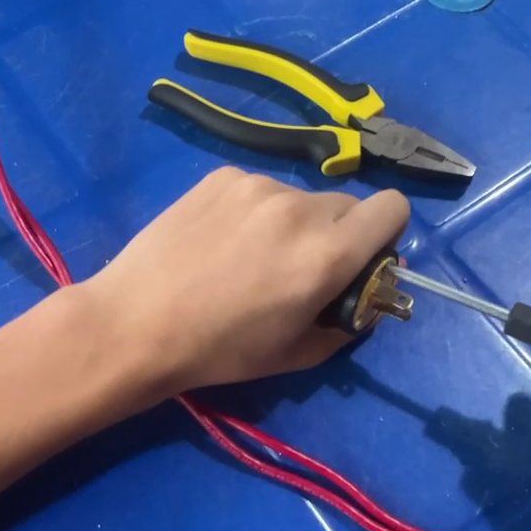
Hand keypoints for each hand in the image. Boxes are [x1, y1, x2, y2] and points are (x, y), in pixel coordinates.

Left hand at [80, 167, 408, 394]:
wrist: (137, 323)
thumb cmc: (221, 351)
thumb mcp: (298, 354)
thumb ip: (348, 322)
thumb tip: (368, 298)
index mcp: (326, 254)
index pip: (393, 208)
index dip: (385, 234)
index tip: (361, 259)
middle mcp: (299, 209)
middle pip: (349, 205)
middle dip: (339, 234)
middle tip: (301, 269)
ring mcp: (256, 186)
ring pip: (301, 199)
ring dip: (293, 224)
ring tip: (249, 258)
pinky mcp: (222, 176)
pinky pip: (260, 190)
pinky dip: (255, 212)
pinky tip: (221, 241)